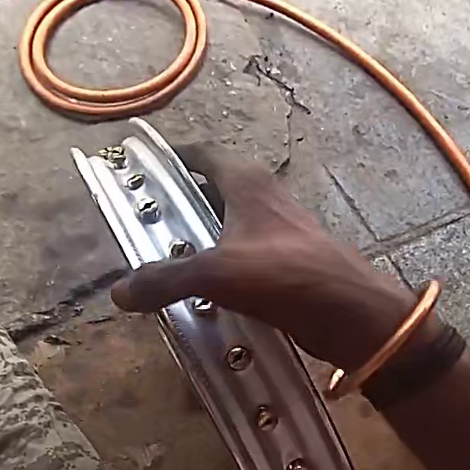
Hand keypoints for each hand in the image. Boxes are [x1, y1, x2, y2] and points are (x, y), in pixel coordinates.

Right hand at [110, 143, 420, 368]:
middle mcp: (265, 199)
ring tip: (166, 262)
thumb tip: (120, 292)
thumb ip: (166, 279)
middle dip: (180, 206)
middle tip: (146, 227)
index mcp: (247, 183)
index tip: (140, 171)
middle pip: (212, 192)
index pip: (202, 155)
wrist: (350, 314)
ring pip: (229, 227)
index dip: (171, 159)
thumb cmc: (286, 276)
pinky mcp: (288, 262)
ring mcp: (279, 231)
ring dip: (201, 241)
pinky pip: (244, 257)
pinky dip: (222, 268)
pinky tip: (205, 292)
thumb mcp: (217, 273)